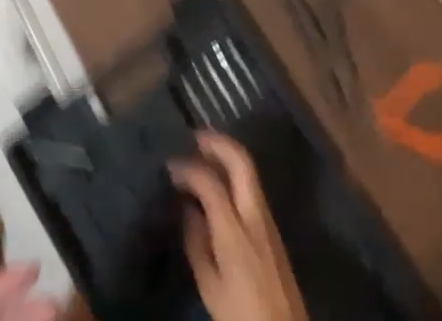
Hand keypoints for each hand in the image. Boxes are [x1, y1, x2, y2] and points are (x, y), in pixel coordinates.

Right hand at [170, 132, 307, 320]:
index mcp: (234, 230)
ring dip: (228, 156)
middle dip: (218, 143)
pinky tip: (218, 183)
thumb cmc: (241, 313)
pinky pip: (252, 188)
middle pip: (242, 163)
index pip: (211, 182)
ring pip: (250, 172)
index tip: (169, 164)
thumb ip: (197, 244)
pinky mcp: (272, 227)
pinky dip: (234, 175)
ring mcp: (268, 218)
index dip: (188, 168)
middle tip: (194, 137)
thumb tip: (187, 209)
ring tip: (202, 153)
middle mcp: (255, 214)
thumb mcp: (210, 286)